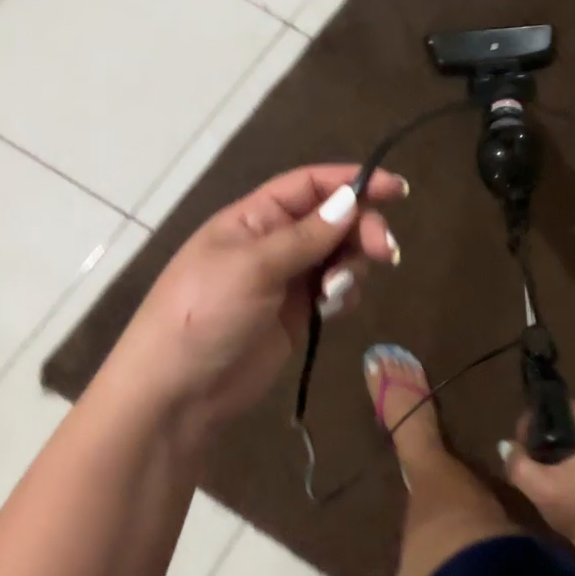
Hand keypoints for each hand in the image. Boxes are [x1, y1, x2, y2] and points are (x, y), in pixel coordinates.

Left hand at [104, 164, 405, 434]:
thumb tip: (351, 200)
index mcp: (255, 218)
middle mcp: (275, 242)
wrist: (177, 393)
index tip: (397, 189)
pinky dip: (344, 295)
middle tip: (384, 252)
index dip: (354, 181)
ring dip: (352, 265)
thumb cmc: (203, 315)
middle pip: (335, 219)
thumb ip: (307, 235)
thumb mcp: (252, 267)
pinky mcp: (298, 315)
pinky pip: (336, 291)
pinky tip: (331, 311)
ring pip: (341, 255)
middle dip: (363, 230)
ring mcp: (287, 279)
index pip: (312, 185)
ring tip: (336, 292)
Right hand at [505, 403, 574, 548]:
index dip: (529, 428)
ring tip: (538, 474)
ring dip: (546, 451)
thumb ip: (518, 464)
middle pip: (554, 419)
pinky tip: (551, 476)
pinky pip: (570, 441)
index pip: (549, 408)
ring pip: (560, 432)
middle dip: (537, 442)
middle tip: (529, 469)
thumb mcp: (543, 489)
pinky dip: (558, 456)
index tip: (523, 454)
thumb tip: (504, 444)